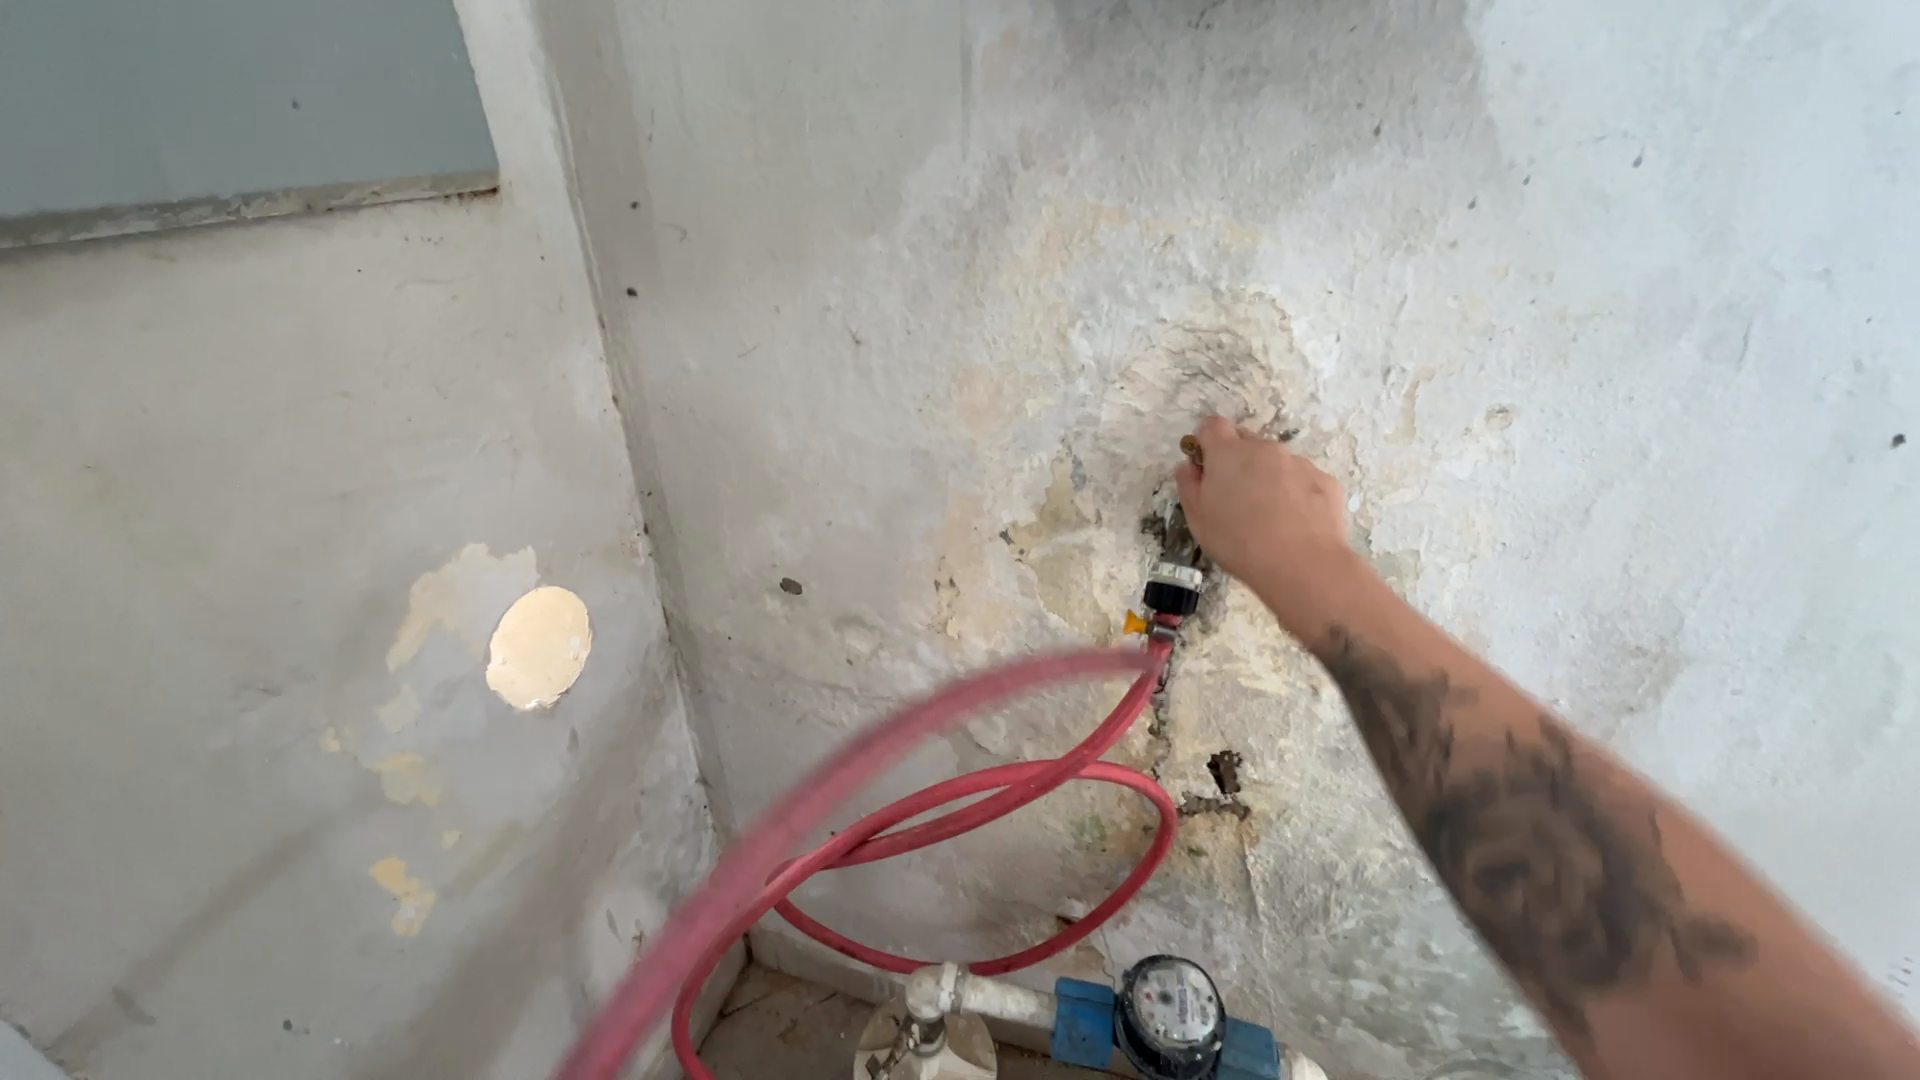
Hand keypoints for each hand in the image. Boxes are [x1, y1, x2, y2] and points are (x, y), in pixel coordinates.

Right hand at [1175, 417, 1355, 596]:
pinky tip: (1294, 523)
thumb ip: (1189, 485)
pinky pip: (1303, 480)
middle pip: (1246, 442)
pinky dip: (1295, 493)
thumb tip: (1189, 466)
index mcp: (1228, 453)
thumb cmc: (1238, 541)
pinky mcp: (1326, 481)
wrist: (1301, 564)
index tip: (1205, 465)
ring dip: (1268, 477)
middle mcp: (1265, 449)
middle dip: (1237, 461)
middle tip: (1234, 497)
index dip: (1205, 441)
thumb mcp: (1197, 518)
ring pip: (1276, 461)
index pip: (1212, 426)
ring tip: (1268, 516)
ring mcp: (1299, 463)